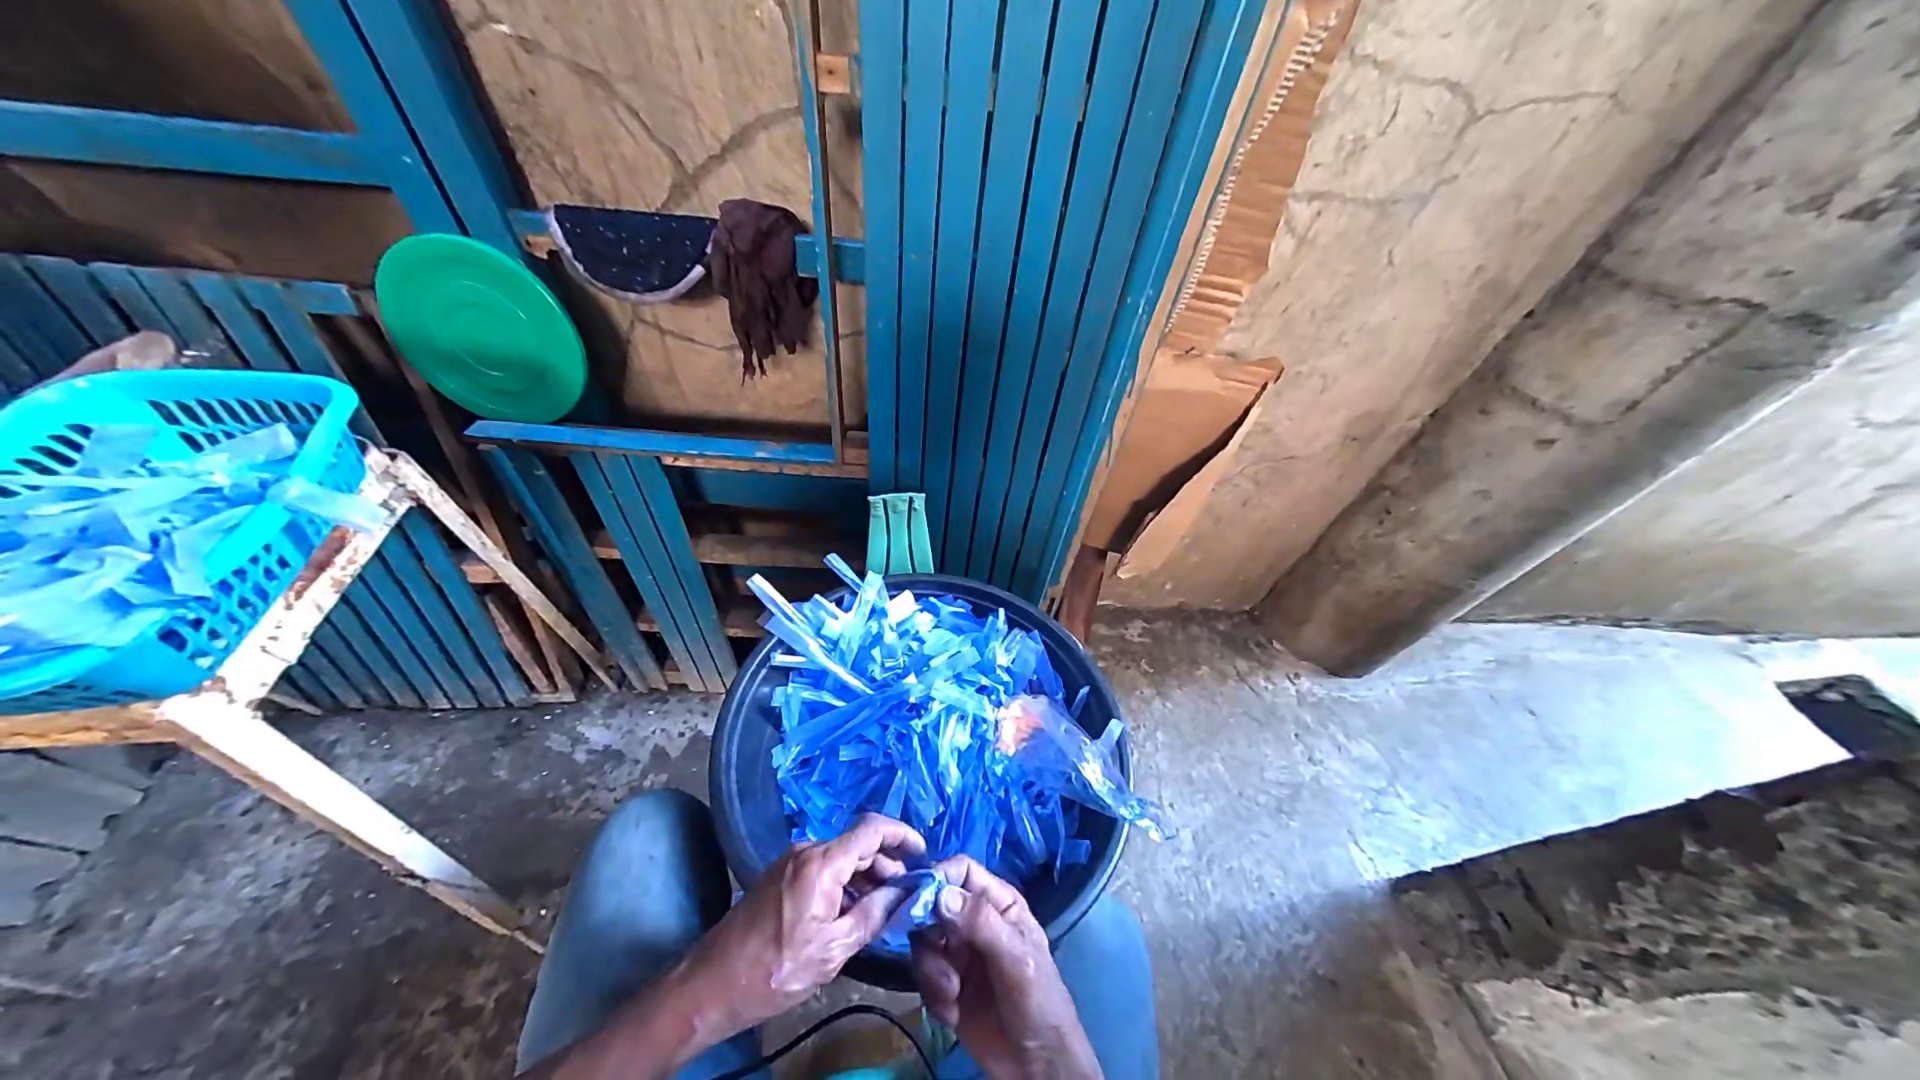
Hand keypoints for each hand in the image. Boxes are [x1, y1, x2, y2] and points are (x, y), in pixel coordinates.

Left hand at [681, 814, 925, 1034]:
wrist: (713, 984)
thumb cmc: (776, 970)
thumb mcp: (834, 950)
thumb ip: (874, 915)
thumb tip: (904, 893)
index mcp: (822, 863)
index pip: (872, 829)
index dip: (903, 835)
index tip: (923, 852)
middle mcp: (807, 851)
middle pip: (858, 844)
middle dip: (888, 863)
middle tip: (907, 892)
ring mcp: (792, 861)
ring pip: (842, 857)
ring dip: (867, 876)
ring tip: (885, 906)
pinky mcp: (782, 875)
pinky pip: (824, 868)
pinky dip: (845, 882)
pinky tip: (854, 910)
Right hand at [910, 857, 1101, 1079]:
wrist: (1037, 1067)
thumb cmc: (1038, 1002)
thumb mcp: (1016, 959)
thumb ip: (980, 922)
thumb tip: (939, 892)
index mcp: (998, 903)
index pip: (960, 871)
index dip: (937, 879)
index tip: (918, 902)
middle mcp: (974, 919)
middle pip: (933, 903)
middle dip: (928, 933)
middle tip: (936, 961)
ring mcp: (958, 951)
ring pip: (923, 940)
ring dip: (931, 971)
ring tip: (951, 995)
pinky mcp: (945, 982)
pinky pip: (922, 974)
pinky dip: (933, 994)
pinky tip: (953, 1014)